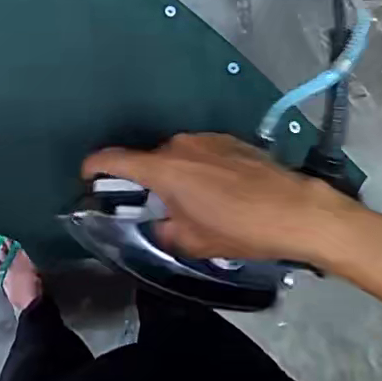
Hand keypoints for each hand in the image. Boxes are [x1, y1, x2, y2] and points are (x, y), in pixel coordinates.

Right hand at [81, 133, 369, 264]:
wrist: (295, 209)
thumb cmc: (239, 228)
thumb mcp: (193, 241)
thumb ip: (166, 230)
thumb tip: (162, 223)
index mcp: (165, 168)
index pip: (117, 159)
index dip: (96, 165)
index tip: (86, 175)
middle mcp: (184, 144)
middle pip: (151, 158)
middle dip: (146, 181)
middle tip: (151, 207)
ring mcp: (211, 139)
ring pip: (180, 155)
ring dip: (177, 175)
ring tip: (193, 203)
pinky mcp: (234, 141)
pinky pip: (204, 153)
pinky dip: (200, 169)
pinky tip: (218, 192)